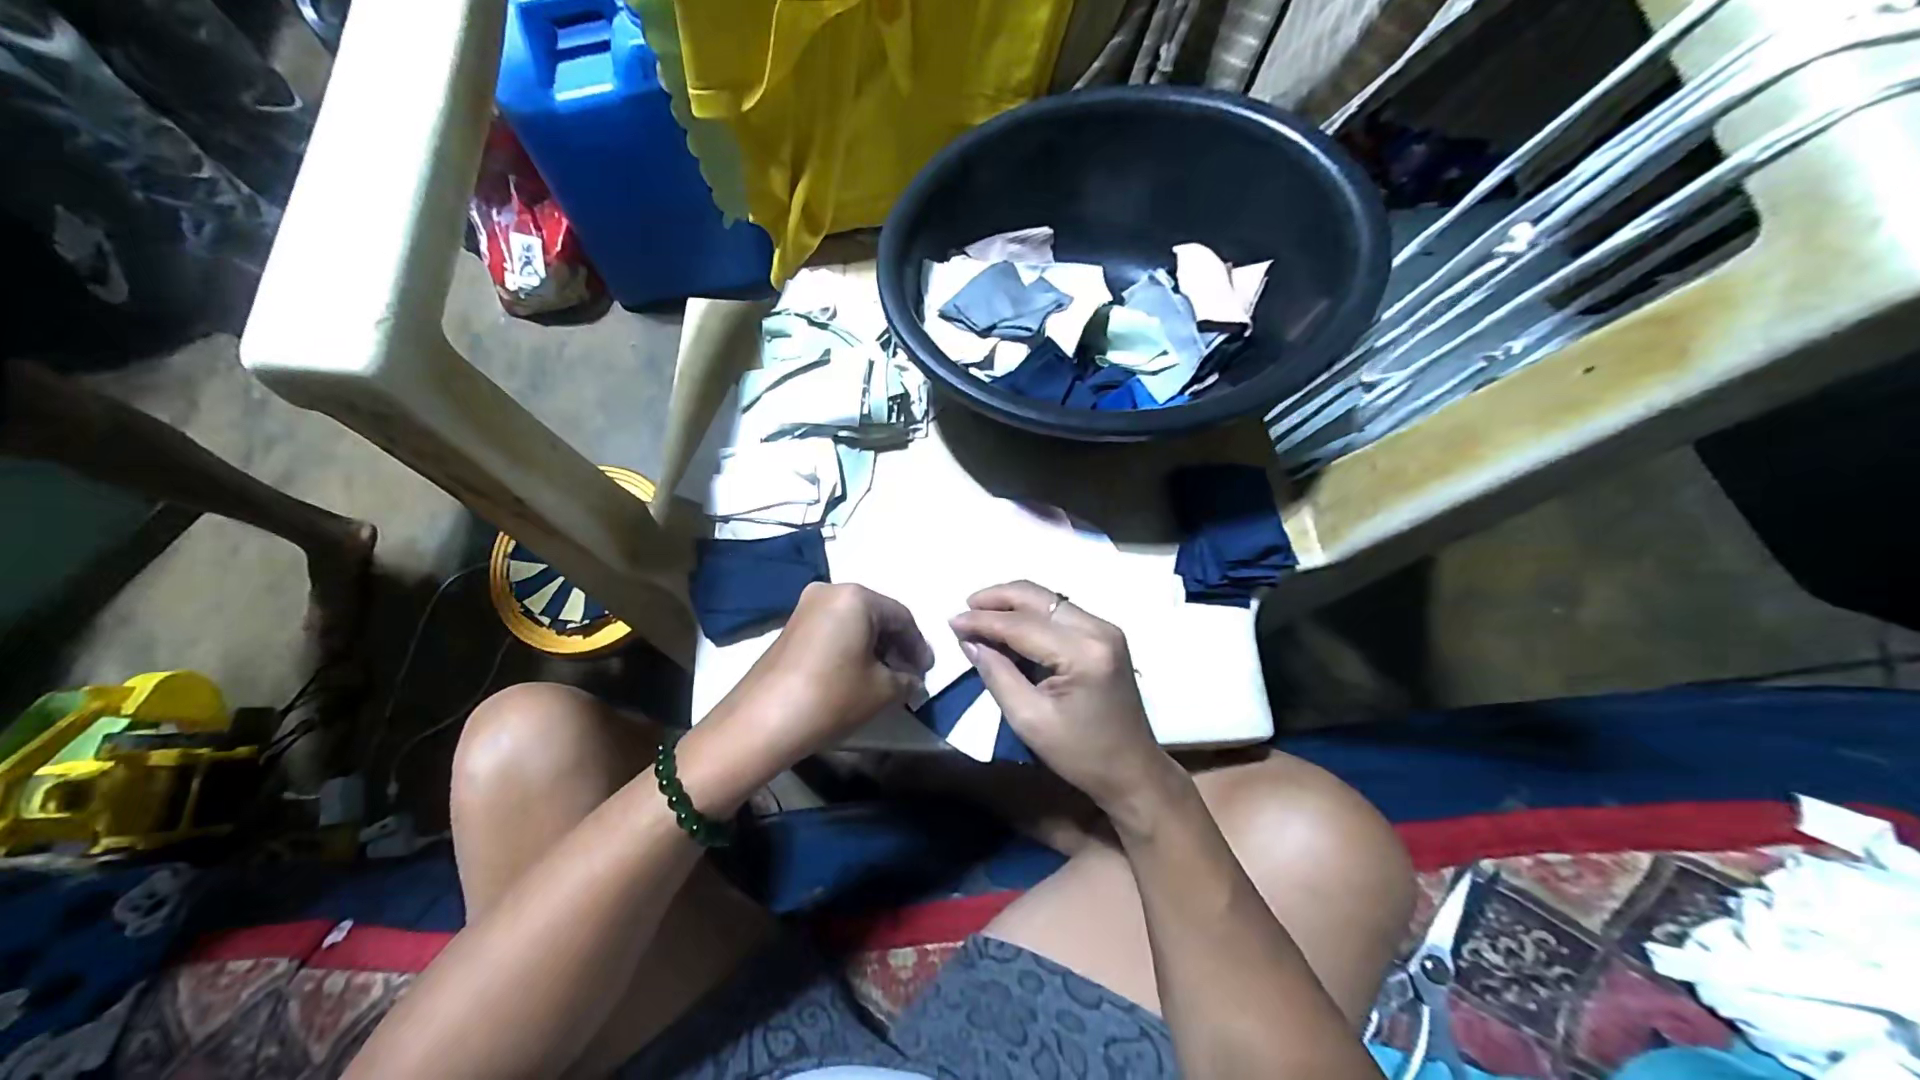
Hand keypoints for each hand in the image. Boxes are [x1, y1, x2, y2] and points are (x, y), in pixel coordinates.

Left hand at [711, 582, 931, 775]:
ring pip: (853, 623)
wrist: (763, 722)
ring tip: (886, 678)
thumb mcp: (882, 691)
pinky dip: (851, 649)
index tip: (927, 672)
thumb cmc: (831, 697)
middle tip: (910, 674)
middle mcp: (829, 592)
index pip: (901, 617)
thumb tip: (913, 680)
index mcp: (856, 596)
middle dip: (896, 646)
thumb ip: (907, 680)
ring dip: (874, 648)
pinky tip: (858, 674)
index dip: (918, 646)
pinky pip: (833, 631)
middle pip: (876, 616)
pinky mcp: (790, 628)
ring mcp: (805, 608)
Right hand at [948, 581, 1179, 813]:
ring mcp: (1105, 629)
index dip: (982, 620)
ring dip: (1013, 604)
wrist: (1132, 770)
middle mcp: (1098, 629)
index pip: (1021, 624)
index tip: (951, 621)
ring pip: (1049, 599)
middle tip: (964, 609)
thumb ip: (997, 674)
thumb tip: (970, 640)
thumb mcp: (1029, 719)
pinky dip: (1031, 614)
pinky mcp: (1105, 636)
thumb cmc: (1080, 754)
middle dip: (997, 598)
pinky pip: (1060, 612)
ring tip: (980, 616)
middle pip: (1038, 597)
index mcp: (1083, 652)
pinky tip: (1009, 627)